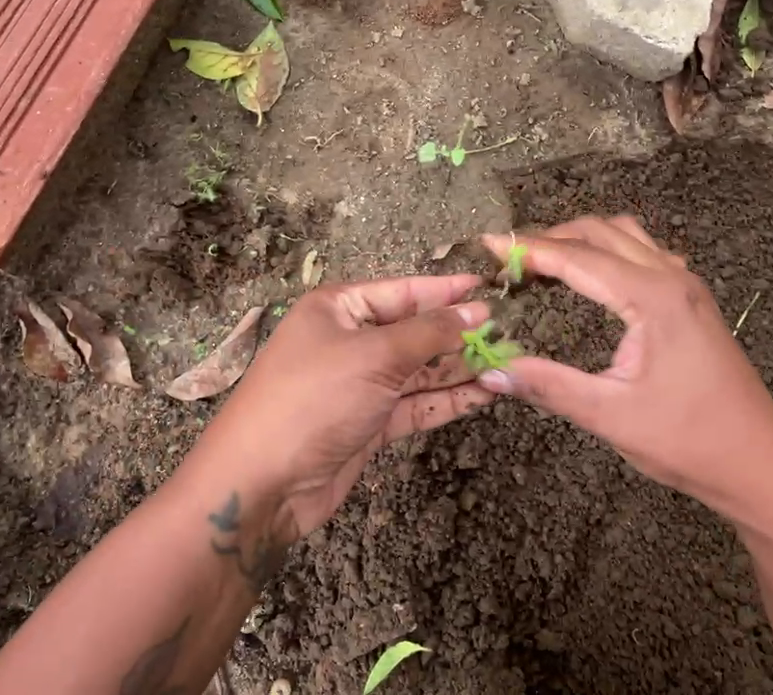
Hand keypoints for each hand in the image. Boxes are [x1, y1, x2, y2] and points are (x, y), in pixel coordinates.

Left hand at [193, 275, 495, 535]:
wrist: (261, 485)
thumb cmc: (313, 399)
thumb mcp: (374, 356)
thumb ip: (430, 334)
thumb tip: (476, 311)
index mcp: (338, 308)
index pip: (404, 291)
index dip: (447, 290)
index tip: (489, 286)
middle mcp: (349, 341)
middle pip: (414, 331)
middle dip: (459, 335)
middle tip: (511, 334)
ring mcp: (359, 385)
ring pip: (419, 370)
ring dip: (460, 369)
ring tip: (510, 364)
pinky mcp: (368, 424)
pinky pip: (414, 404)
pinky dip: (447, 400)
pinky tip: (486, 394)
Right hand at [476, 217, 772, 513]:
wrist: (761, 466)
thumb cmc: (689, 442)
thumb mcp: (611, 415)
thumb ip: (548, 385)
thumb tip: (490, 369)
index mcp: (652, 297)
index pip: (577, 257)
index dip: (528, 248)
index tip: (487, 244)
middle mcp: (672, 278)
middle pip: (601, 232)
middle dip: (551, 236)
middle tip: (508, 257)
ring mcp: (687, 286)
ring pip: (626, 236)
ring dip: (582, 239)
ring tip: (543, 260)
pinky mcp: (693, 301)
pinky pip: (646, 252)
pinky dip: (610, 250)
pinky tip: (594, 275)